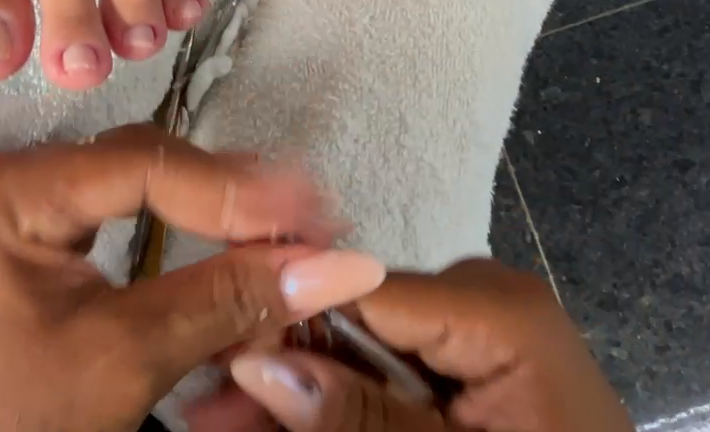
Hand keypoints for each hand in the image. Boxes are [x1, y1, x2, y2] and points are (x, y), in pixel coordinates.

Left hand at [0, 125, 386, 431]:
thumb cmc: (25, 415)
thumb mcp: (125, 359)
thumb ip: (226, 302)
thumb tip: (338, 267)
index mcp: (15, 189)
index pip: (140, 168)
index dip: (232, 190)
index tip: (313, 214)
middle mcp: (24, 169)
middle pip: (147, 161)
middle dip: (233, 193)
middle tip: (315, 220)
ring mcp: (39, 188)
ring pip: (150, 174)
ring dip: (223, 201)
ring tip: (294, 223)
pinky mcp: (57, 215)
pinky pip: (138, 199)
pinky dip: (195, 218)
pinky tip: (243, 229)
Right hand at [187, 259, 630, 431]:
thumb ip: (361, 418)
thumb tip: (255, 360)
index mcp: (495, 308)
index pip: (355, 291)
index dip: (281, 326)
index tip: (217, 363)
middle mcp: (479, 296)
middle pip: (349, 321)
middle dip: (283, 368)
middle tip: (214, 412)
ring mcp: (475, 325)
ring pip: (358, 350)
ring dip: (302, 389)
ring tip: (231, 417)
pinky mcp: (473, 356)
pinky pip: (388, 368)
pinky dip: (345, 399)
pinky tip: (290, 416)